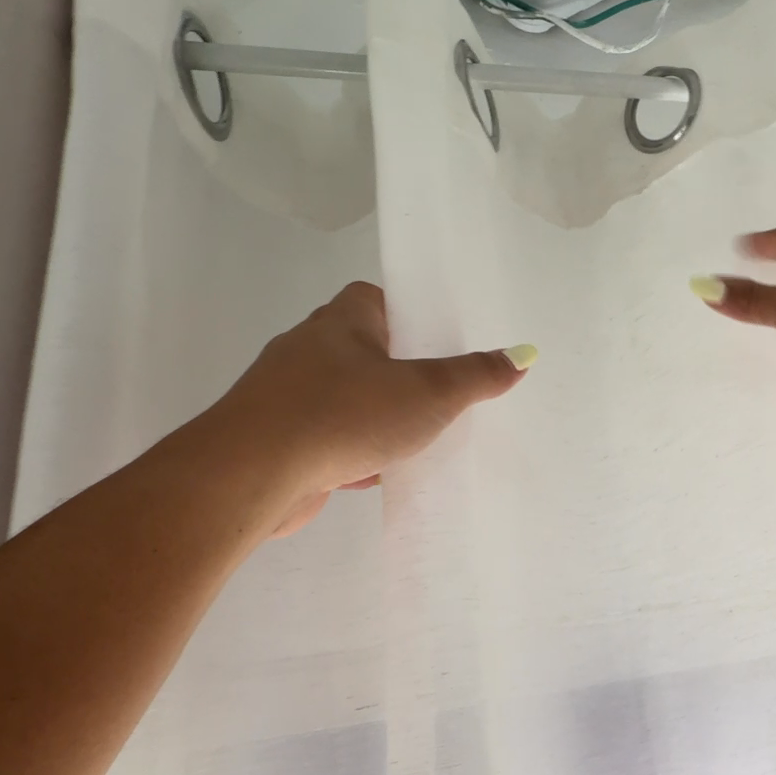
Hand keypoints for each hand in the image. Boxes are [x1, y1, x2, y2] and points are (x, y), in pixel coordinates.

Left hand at [204, 282, 532, 535]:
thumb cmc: (344, 415)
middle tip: (444, 390)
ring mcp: (286, 396)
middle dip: (401, 370)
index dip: (409, 314)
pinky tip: (379, 472)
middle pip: (363, 349)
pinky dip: (353, 449)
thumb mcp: (429, 393)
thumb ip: (477, 375)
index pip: (375, 298)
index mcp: (341, 324)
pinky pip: (327, 436)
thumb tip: (525, 353)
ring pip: (345, 397)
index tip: (440, 339)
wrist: (250, 475)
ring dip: (377, 414)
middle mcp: (307, 351)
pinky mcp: (276, 439)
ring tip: (420, 435)